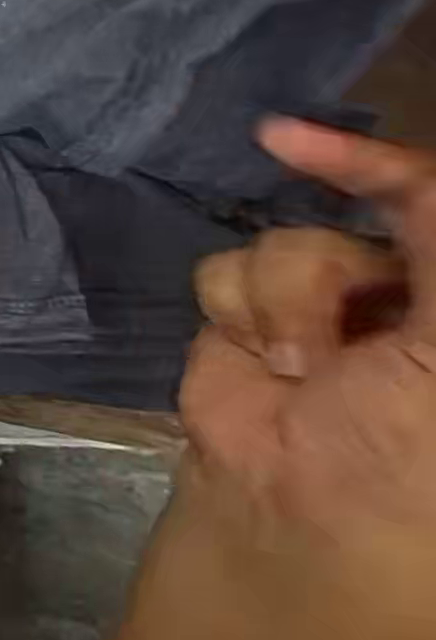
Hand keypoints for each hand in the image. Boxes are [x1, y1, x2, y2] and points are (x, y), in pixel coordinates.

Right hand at [179, 118, 435, 639]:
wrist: (298, 498)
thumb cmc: (419, 445)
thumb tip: (403, 173)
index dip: (378, 163)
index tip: (291, 141)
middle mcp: (412, 290)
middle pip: (352, 219)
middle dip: (328, 276)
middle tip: (335, 329)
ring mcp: (327, 302)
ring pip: (278, 246)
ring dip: (279, 308)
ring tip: (299, 366)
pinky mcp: (249, 312)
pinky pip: (223, 272)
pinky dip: (235, 314)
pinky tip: (258, 356)